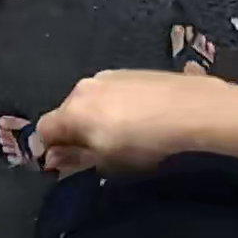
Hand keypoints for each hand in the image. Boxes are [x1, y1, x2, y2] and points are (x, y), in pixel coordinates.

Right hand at [34, 68, 237, 172]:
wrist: (193, 109)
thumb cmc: (145, 142)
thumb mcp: (108, 162)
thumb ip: (75, 160)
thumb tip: (52, 160)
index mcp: (72, 108)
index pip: (44, 129)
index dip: (51, 150)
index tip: (67, 166)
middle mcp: (85, 85)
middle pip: (68, 113)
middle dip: (75, 134)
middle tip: (98, 155)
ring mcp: (111, 74)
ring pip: (91, 101)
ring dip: (97, 119)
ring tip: (124, 138)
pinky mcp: (133, 71)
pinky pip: (113, 93)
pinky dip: (117, 107)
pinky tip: (141, 120)